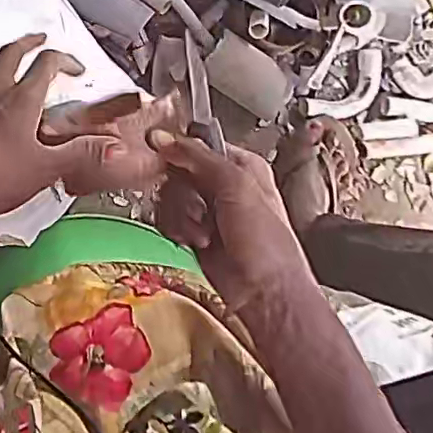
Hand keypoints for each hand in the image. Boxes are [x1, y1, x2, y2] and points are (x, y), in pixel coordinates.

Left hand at [0, 34, 166, 256]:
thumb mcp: (46, 168)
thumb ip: (82, 153)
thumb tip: (113, 147)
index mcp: (19, 101)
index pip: (46, 63)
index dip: (66, 59)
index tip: (76, 67)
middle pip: (11, 52)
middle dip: (29, 42)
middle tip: (40, 40)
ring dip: (8, 69)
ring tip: (20, 81)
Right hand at [150, 131, 303, 302]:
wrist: (264, 295)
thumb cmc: (268, 246)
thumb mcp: (236, 187)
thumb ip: (198, 157)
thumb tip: (164, 137)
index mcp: (241, 166)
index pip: (197, 145)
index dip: (180, 153)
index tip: (169, 162)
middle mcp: (223, 186)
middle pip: (176, 171)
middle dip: (182, 194)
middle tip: (200, 209)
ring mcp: (207, 210)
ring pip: (169, 196)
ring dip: (181, 217)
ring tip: (203, 232)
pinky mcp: (193, 232)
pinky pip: (167, 219)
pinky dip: (177, 231)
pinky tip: (196, 242)